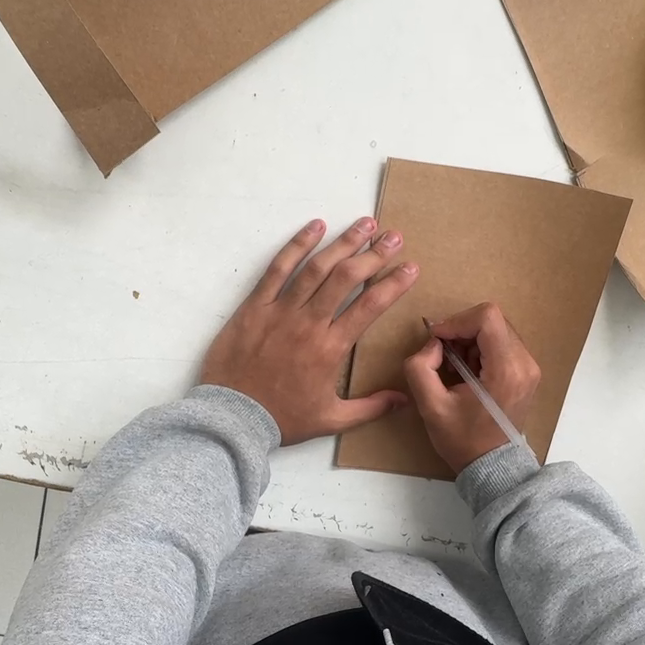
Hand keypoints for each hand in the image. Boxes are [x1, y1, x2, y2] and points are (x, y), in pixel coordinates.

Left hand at [200, 218, 418, 445]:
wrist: (233, 418)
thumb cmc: (283, 419)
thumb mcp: (331, 420)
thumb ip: (370, 408)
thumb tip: (404, 399)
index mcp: (331, 349)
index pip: (370, 306)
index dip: (394, 284)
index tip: (411, 268)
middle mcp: (309, 323)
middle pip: (347, 278)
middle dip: (374, 254)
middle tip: (394, 236)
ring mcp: (280, 311)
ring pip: (316, 268)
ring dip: (343, 243)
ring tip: (365, 224)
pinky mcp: (255, 306)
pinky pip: (277, 269)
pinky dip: (297, 245)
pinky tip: (316, 226)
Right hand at [403, 302, 540, 473]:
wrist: (490, 466)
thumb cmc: (462, 441)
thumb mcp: (430, 407)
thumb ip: (420, 368)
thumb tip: (432, 345)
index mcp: (506, 370)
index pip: (486, 316)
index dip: (456, 321)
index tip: (436, 338)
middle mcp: (525, 363)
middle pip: (492, 320)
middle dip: (462, 331)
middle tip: (442, 354)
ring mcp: (530, 367)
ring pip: (497, 330)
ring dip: (470, 340)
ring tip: (454, 367)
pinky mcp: (527, 372)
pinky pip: (502, 344)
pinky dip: (480, 349)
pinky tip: (467, 371)